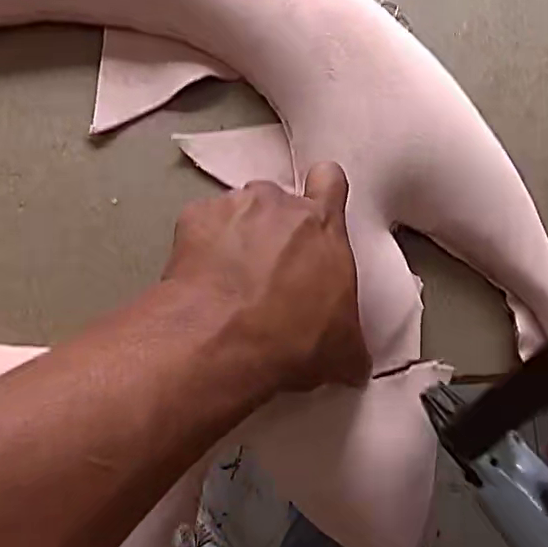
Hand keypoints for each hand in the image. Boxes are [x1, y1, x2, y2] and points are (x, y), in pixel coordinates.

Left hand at [162, 162, 369, 393]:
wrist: (221, 344)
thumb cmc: (289, 341)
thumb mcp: (342, 352)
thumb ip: (352, 343)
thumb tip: (355, 365)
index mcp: (323, 226)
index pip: (330, 180)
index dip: (323, 194)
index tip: (315, 217)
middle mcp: (278, 205)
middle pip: (278, 202)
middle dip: (274, 230)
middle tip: (269, 271)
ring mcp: (232, 208)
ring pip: (237, 212)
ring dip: (236, 238)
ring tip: (231, 282)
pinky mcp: (193, 219)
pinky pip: (201, 225)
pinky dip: (201, 247)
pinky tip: (203, 282)